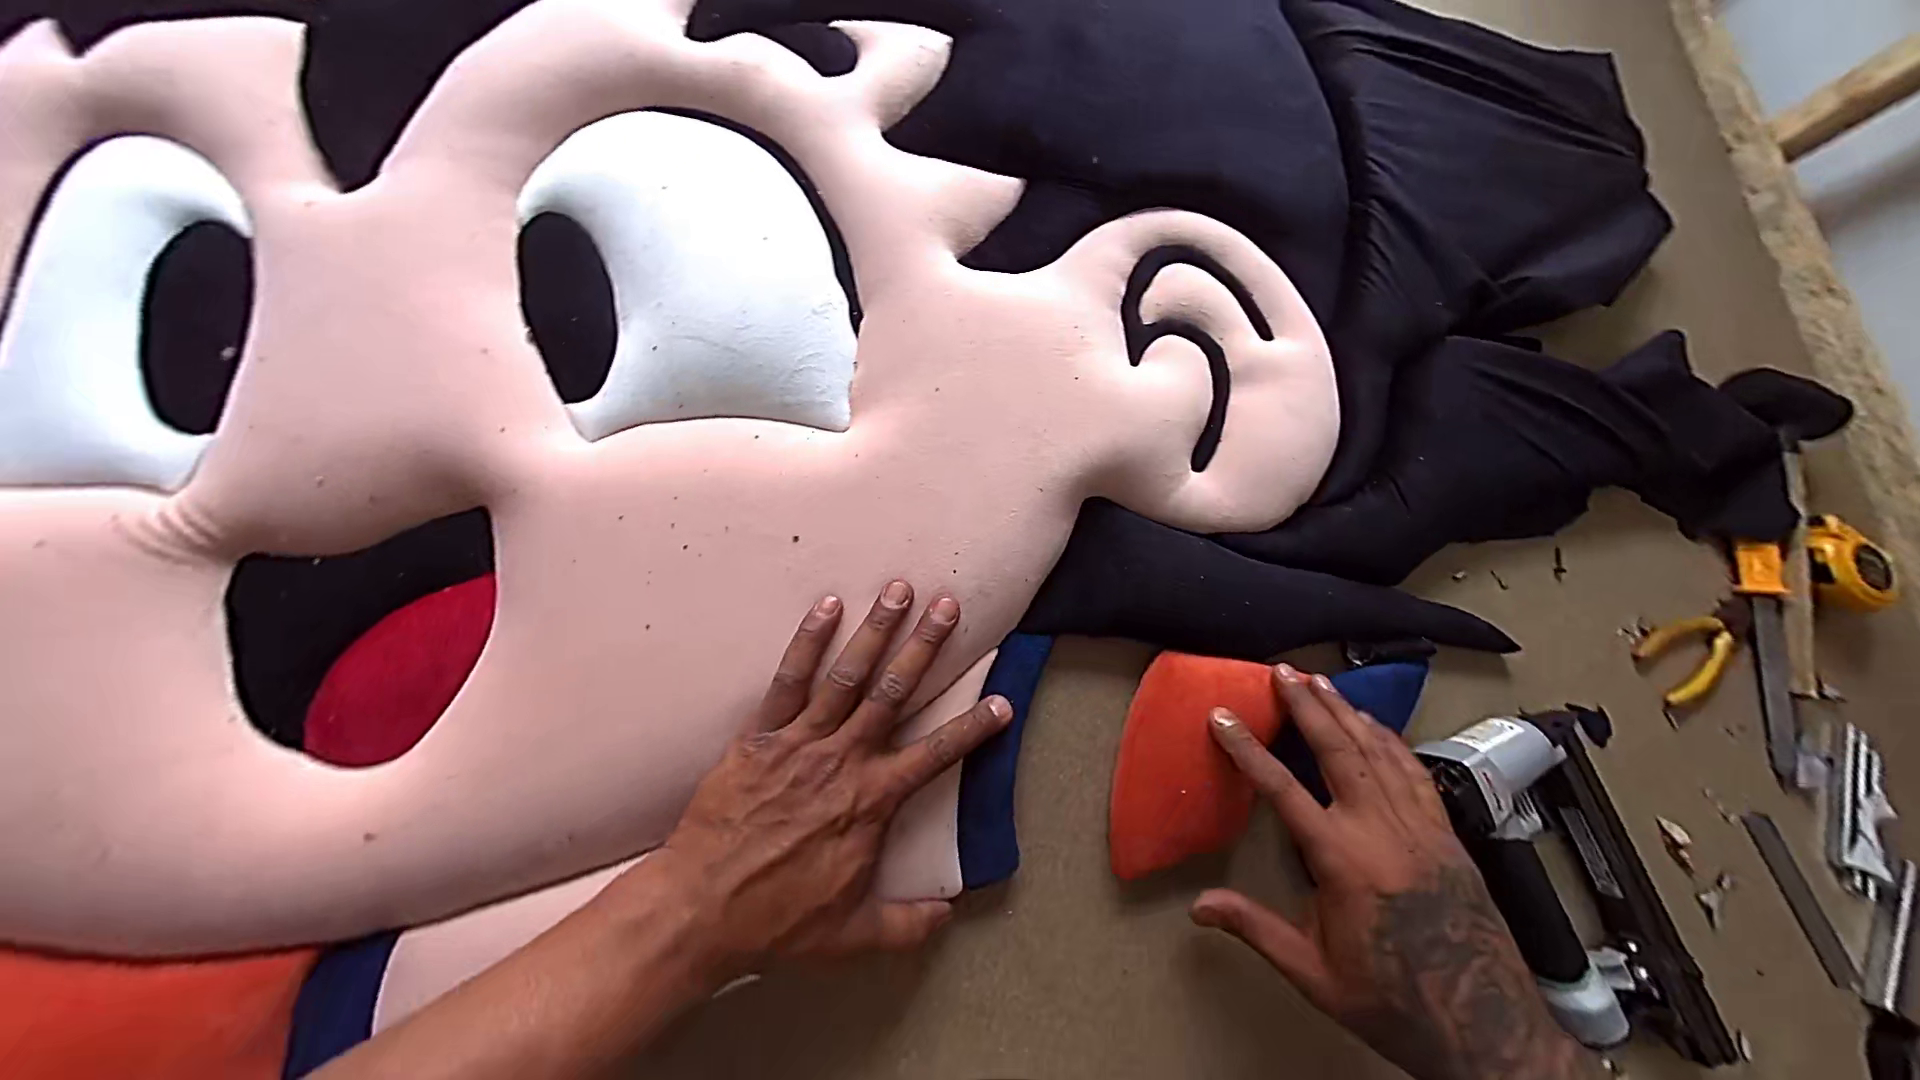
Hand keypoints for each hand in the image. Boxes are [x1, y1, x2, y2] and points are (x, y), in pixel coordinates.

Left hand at [636, 581, 1009, 981]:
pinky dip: (808, 641)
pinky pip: (788, 680)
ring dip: (876, 630)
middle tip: (947, 605)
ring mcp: (802, 742)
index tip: (1002, 701)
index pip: (938, 754)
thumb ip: (907, 924)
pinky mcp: (761, 735)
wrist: (698, 912)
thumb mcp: (853, 934)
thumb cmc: (777, 921)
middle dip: (925, 645)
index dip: (974, 728)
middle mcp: (844, 759)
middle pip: (894, 692)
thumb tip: (949, 916)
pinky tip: (827, 606)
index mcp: (873, 800)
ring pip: (849, 675)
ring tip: (898, 590)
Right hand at [1190, 665, 1592, 1079]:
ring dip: (1346, 712)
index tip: (1222, 717)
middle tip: (1283, 672)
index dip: (1246, 749)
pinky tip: (1374, 723)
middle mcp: (1382, 833)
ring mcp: (1420, 830)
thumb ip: (1254, 927)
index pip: (1281, 788)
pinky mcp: (1447, 836)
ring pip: (1378, 753)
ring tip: (1320, 682)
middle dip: (1307, 706)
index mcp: (1343, 861)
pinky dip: (1391, 741)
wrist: (1491, 1034)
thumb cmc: (1396, 1004)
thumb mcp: (1313, 972)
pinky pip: (1415, 774)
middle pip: (1339, 751)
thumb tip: (1199, 907)